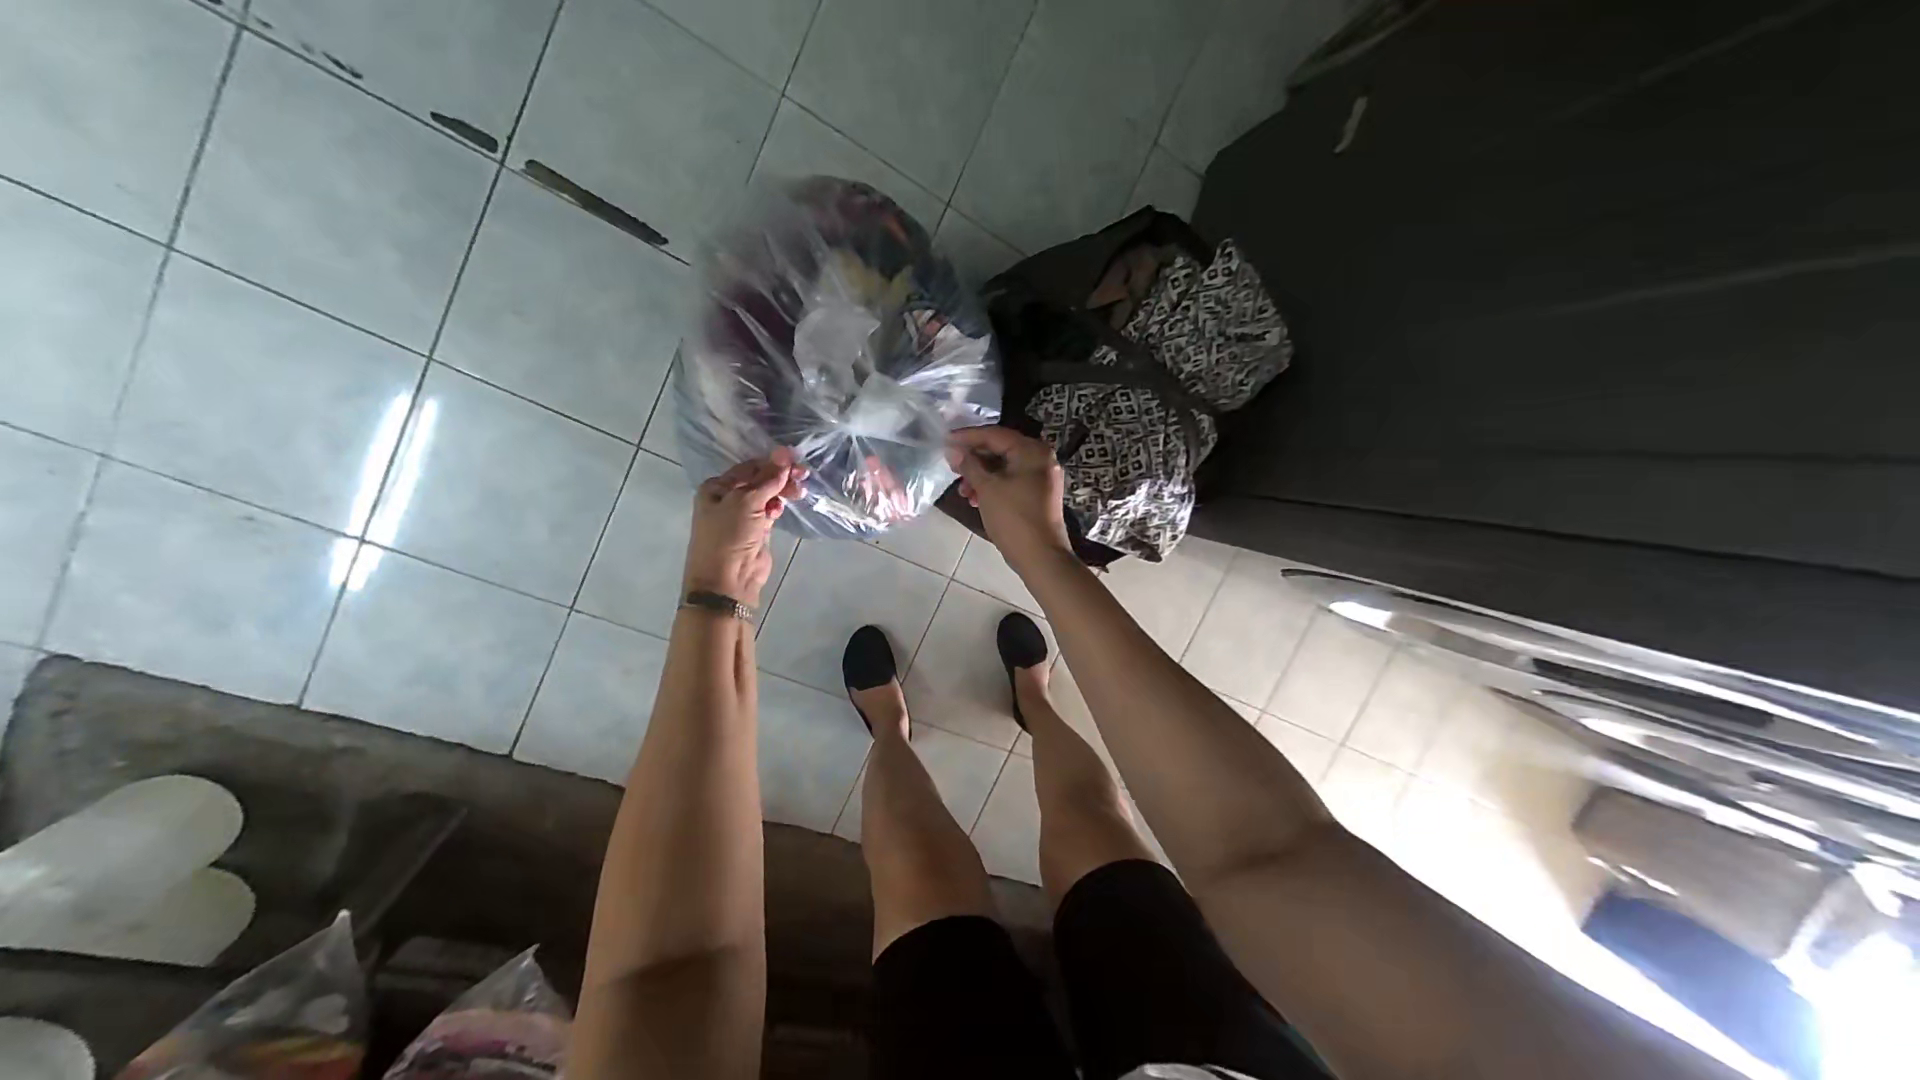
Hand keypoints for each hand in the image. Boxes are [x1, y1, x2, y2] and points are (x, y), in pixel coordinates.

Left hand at [685, 448, 805, 606]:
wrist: (727, 581)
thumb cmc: (728, 536)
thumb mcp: (746, 502)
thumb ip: (768, 479)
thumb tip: (784, 452)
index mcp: (717, 488)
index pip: (749, 467)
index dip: (772, 462)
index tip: (796, 459)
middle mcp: (728, 499)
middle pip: (759, 480)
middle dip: (780, 477)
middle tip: (804, 475)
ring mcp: (742, 516)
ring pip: (767, 496)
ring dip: (782, 491)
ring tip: (799, 492)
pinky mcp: (756, 530)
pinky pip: (770, 511)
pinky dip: (778, 507)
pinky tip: (784, 507)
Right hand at [947, 426, 1070, 568]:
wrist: (1041, 557)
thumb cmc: (1013, 518)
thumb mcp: (987, 489)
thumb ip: (969, 465)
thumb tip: (952, 449)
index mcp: (1032, 450)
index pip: (994, 434)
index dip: (967, 437)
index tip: (945, 441)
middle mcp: (1041, 458)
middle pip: (1000, 449)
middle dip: (973, 459)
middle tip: (951, 467)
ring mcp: (1042, 476)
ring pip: (1004, 467)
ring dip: (981, 476)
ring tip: (963, 491)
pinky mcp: (1039, 494)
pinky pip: (1012, 480)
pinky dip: (993, 486)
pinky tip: (976, 499)